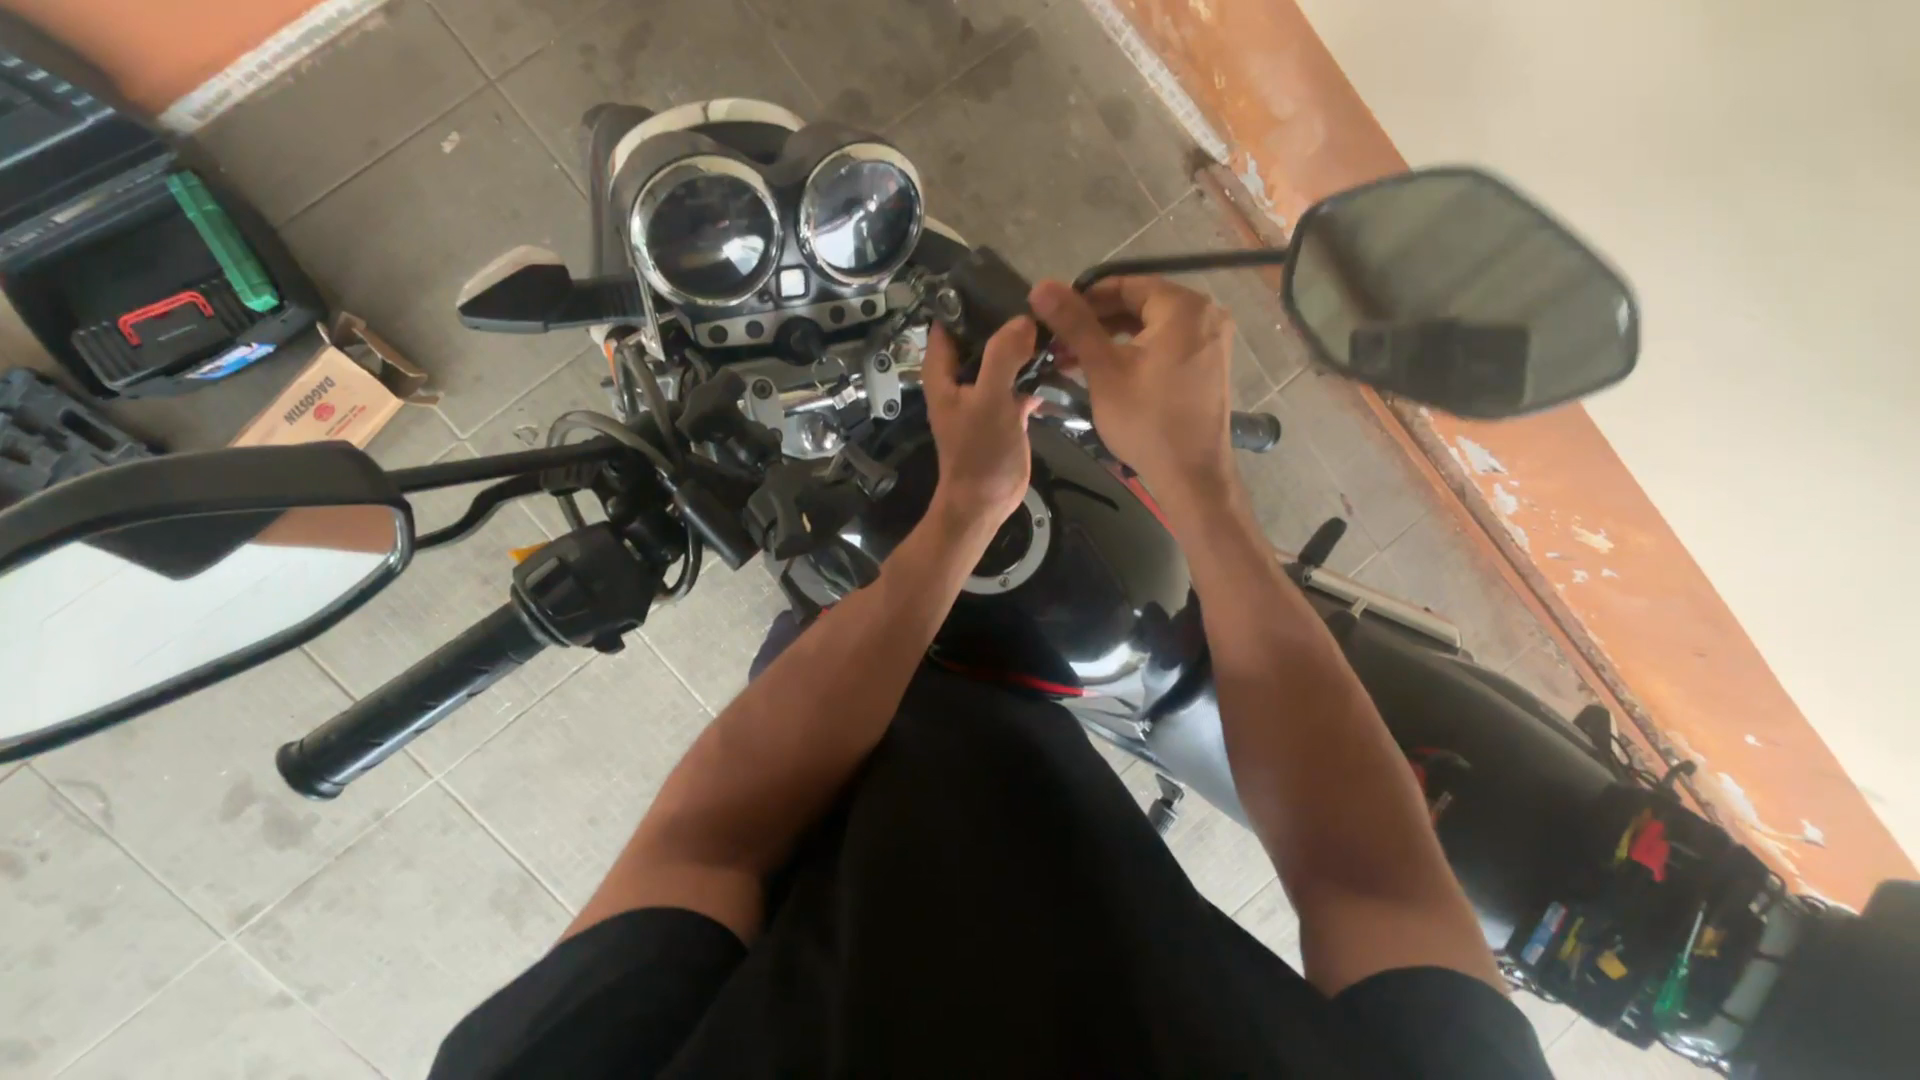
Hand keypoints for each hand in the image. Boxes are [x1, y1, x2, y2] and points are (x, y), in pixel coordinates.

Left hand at [921, 321, 1041, 539]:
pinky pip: (1020, 381)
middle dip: (1006, 319)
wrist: (985, 502)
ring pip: (1003, 358)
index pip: (948, 322)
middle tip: (1040, 301)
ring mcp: (983, 394)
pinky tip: (1062, 359)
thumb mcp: (990, 400)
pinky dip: (1036, 371)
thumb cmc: (979, 453)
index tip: (1003, 282)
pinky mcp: (1004, 410)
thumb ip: (1003, 357)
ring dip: (1025, 345)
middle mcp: (960, 378)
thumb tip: (1023, 320)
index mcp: (942, 372)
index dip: (969, 300)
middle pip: (980, 336)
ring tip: (1055, 324)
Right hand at [1029, 277, 1237, 506]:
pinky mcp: (1209, 365)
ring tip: (1074, 358)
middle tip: (1059, 342)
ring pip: (1151, 326)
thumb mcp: (1104, 369)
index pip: (1125, 285)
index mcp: (1184, 307)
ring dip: (1112, 338)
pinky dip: (1136, 352)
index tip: (1054, 317)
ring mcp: (1212, 341)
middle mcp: (1206, 314)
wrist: (1191, 475)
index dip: (1084, 298)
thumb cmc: (1146, 420)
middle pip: (1140, 304)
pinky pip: (1166, 344)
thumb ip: (1074, 324)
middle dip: (1096, 321)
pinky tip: (1106, 370)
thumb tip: (1041, 286)